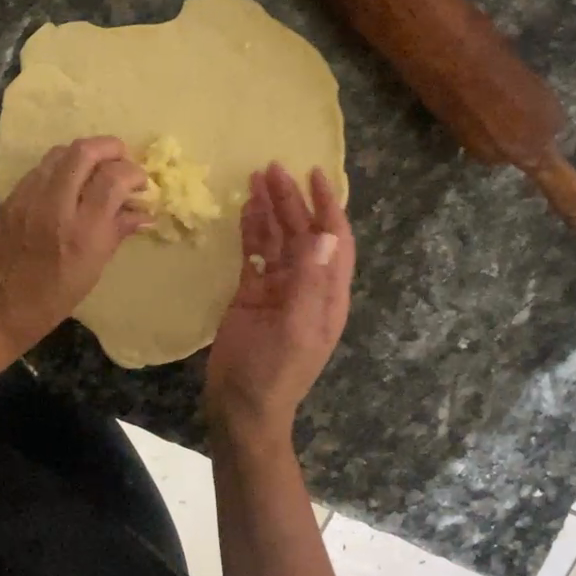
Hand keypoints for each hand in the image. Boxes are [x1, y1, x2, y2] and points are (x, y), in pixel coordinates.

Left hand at [0, 137, 150, 348]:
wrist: (2, 306)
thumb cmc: (57, 296)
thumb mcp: (96, 266)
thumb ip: (119, 229)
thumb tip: (145, 211)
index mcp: (82, 230)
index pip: (113, 178)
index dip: (133, 172)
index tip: (140, 182)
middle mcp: (55, 206)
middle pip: (84, 152)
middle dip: (110, 148)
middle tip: (122, 161)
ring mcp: (29, 198)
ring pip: (60, 153)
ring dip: (84, 155)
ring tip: (95, 170)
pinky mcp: (12, 198)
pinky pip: (40, 168)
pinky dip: (61, 168)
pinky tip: (68, 184)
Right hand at [204, 163, 355, 447]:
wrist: (241, 407)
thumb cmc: (273, 371)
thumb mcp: (294, 326)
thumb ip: (309, 280)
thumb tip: (326, 234)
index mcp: (326, 294)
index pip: (334, 240)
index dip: (327, 206)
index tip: (314, 174)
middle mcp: (306, 286)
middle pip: (302, 234)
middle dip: (291, 200)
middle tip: (271, 168)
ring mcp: (277, 290)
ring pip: (277, 240)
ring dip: (269, 210)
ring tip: (255, 179)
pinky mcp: (251, 294)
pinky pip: (254, 254)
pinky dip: (250, 231)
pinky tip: (243, 210)